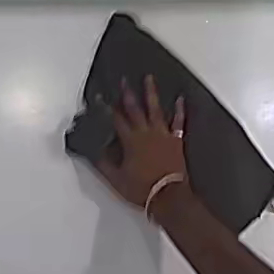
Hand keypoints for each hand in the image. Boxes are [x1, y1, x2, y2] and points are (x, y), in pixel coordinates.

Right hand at [93, 76, 187, 214]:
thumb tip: (93, 152)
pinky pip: (178, 122)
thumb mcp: (116, 179)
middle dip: (128, 94)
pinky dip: (179, 110)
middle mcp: (146, 133)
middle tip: (124, 80)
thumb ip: (104, 164)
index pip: (116, 120)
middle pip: (135, 109)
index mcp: (130, 141)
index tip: (101, 96)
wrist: (168, 196)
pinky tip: (180, 99)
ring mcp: (163, 134)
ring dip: (151, 93)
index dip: (107, 108)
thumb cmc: (141, 188)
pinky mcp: (176, 140)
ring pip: (156, 109)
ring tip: (149, 78)